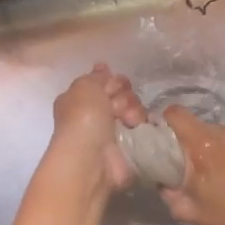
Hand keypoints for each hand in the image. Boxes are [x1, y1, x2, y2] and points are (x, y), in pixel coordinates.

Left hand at [49, 64, 147, 192]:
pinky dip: (141, 124)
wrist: (91, 158)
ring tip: (126, 120)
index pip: (105, 82)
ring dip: (132, 110)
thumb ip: (96, 76)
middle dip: (123, 96)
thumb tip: (102, 67)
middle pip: (123, 94)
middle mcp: (97, 114)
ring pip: (135, 108)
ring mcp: (114, 131)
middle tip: (116, 107)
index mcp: (82, 100)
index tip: (110, 87)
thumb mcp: (84, 86)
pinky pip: (143, 126)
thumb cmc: (82, 118)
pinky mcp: (130, 145)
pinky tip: (134, 127)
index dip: (112, 81)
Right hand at [159, 105, 224, 224]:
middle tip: (185, 164)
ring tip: (210, 171)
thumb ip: (166, 190)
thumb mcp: (187, 211)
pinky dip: (224, 151)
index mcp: (204, 144)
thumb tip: (160, 178)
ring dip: (207, 147)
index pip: (176, 113)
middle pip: (195, 125)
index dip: (163, 122)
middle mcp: (224, 132)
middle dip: (186, 141)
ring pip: (214, 133)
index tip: (160, 139)